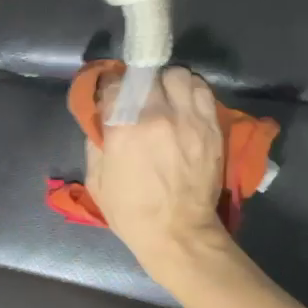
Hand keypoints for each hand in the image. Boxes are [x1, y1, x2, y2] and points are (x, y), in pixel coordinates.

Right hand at [87, 66, 232, 279]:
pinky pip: (202, 90)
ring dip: (167, 84)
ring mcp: (189, 119)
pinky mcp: (211, 126)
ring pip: (178, 76)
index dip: (109, 88)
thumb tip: (101, 119)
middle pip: (146, 75)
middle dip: (138, 85)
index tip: (109, 96)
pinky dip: (190, 92)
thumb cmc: (130, 211)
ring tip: (164, 99)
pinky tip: (183, 107)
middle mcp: (158, 115)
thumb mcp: (96, 180)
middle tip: (136, 100)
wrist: (177, 231)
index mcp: (124, 129)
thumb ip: (96, 142)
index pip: (114, 84)